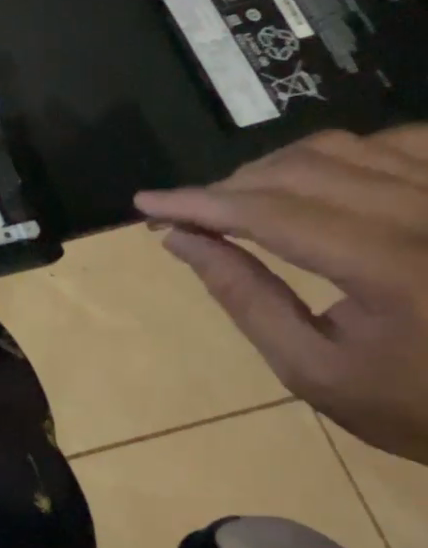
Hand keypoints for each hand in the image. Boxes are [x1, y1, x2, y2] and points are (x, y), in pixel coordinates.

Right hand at [135, 126, 427, 463]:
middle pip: (302, 172)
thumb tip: (178, 237)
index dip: (199, 203)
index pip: (271, 214)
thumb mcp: (315, 369)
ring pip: (347, 149)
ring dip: (278, 168)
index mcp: (397, 272)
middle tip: (191, 213)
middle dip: (231, 186)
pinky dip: (348, 153)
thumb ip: (244, 297)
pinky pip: (405, 143)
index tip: (146, 204)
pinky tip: (321, 182)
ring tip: (247, 199)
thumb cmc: (417, 404)